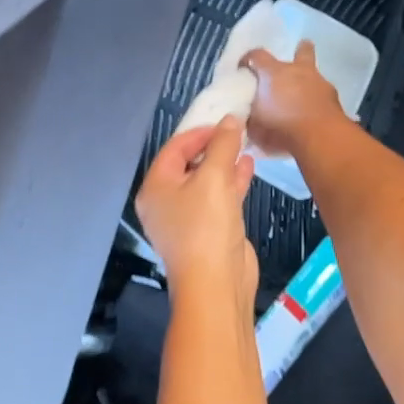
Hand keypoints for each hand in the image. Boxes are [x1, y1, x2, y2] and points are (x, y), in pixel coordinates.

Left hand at [137, 116, 257, 298]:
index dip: (200, 131)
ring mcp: (186, 218)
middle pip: (188, 163)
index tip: (226, 121)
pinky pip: (217, 197)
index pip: (174, 147)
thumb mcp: (214, 176)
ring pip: (205, 180)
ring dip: (224, 161)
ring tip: (244, 143)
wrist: (216, 283)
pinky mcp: (207, 230)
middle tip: (236, 129)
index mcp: (155, 188)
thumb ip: (222, 144)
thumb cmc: (206, 225)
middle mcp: (166, 202)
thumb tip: (230, 120)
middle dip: (212, 145)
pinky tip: (248, 166)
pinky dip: (231, 181)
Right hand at [242, 41, 346, 156]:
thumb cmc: (281, 129)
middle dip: (299, 51)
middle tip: (292, 62)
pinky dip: (318, 100)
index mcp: (273, 73)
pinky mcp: (334, 97)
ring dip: (308, 82)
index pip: (257, 55)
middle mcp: (297, 71)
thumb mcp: (255, 127)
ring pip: (314, 74)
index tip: (243, 68)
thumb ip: (250, 118)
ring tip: (302, 97)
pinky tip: (314, 113)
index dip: (248, 59)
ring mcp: (319, 82)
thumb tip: (247, 117)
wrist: (320, 137)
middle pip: (302, 51)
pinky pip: (323, 93)